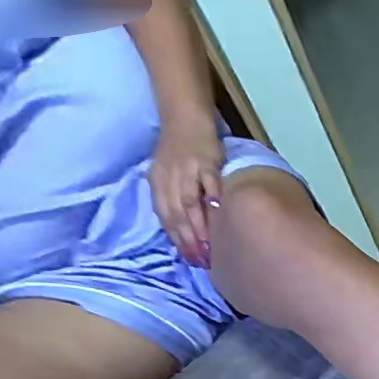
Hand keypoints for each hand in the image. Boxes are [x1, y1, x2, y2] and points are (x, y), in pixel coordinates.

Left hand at [149, 114, 223, 266]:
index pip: (164, 216)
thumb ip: (171, 199)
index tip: (189, 259)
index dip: (176, 239)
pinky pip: (210, 186)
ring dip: (199, 227)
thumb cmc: (178, 151)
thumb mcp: (166, 175)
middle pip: (176, 214)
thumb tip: (183, 232)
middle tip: (201, 260)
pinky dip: (214, 202)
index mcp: (157, 182)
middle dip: (188, 240)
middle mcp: (169, 177)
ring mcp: (187, 170)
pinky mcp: (207, 162)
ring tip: (210, 247)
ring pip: (190, 204)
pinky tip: (221, 219)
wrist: (185, 118)